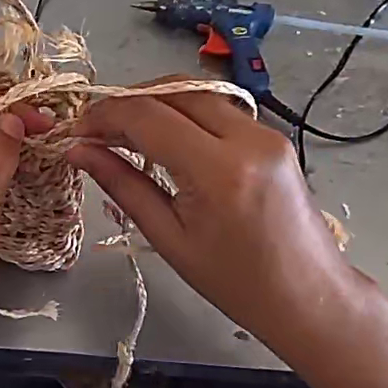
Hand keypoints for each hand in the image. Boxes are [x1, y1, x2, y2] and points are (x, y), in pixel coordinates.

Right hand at [66, 79, 381, 348]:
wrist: (310, 296)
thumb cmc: (236, 281)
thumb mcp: (168, 237)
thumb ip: (122, 185)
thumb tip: (79, 152)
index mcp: (219, 170)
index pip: (148, 116)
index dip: (105, 116)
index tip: (77, 131)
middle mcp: (247, 138)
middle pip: (173, 91)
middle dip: (127, 102)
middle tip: (96, 129)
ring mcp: (266, 132)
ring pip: (197, 91)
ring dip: (155, 102)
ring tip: (124, 131)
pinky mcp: (273, 135)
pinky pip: (218, 107)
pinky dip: (182, 111)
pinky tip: (163, 136)